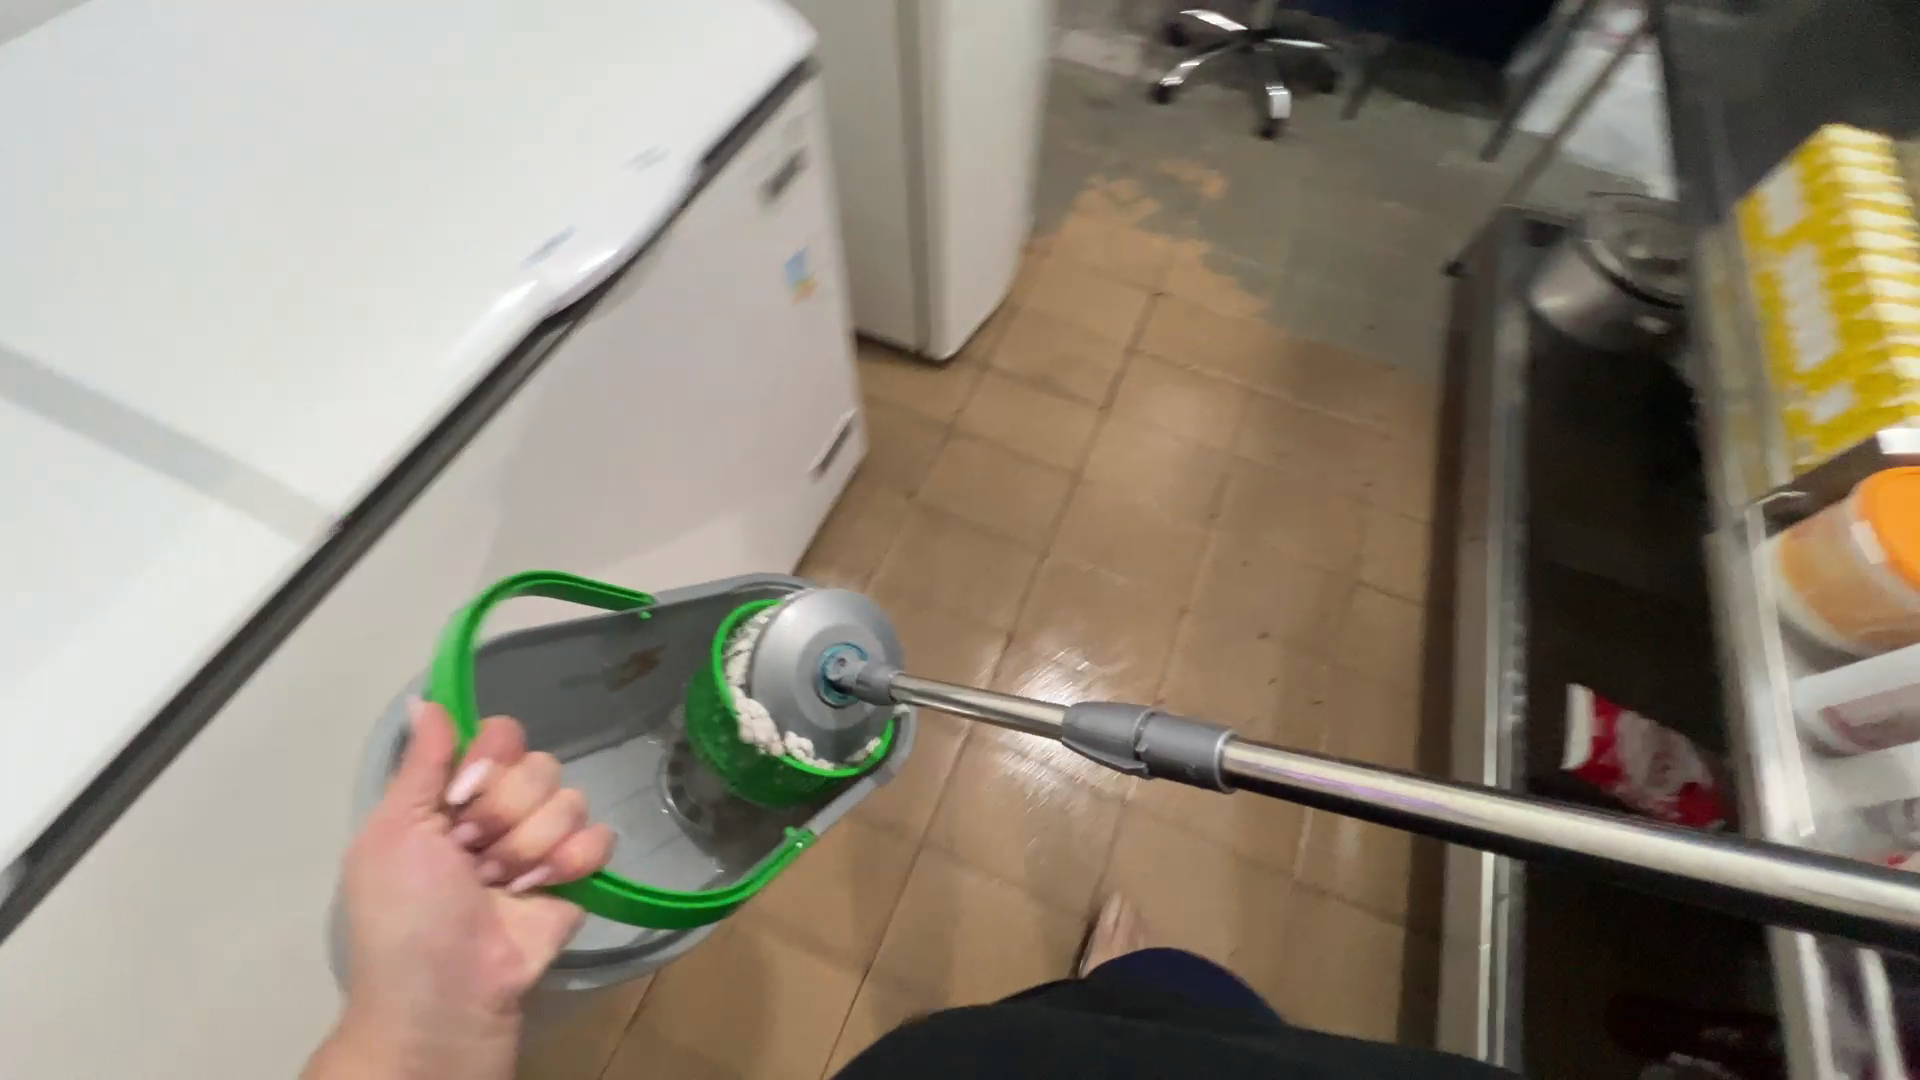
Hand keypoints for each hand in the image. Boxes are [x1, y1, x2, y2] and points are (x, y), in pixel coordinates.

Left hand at [307, 701, 614, 1079]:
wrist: (447, 990)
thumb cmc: (404, 916)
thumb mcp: (392, 837)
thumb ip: (418, 765)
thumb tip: (423, 699)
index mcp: (459, 793)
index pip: (501, 734)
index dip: (491, 759)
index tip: (462, 795)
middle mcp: (505, 806)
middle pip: (541, 765)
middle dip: (505, 816)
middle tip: (472, 856)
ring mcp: (545, 837)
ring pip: (571, 800)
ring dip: (529, 849)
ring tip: (501, 886)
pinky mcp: (580, 868)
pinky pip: (601, 835)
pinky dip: (571, 864)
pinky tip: (541, 891)